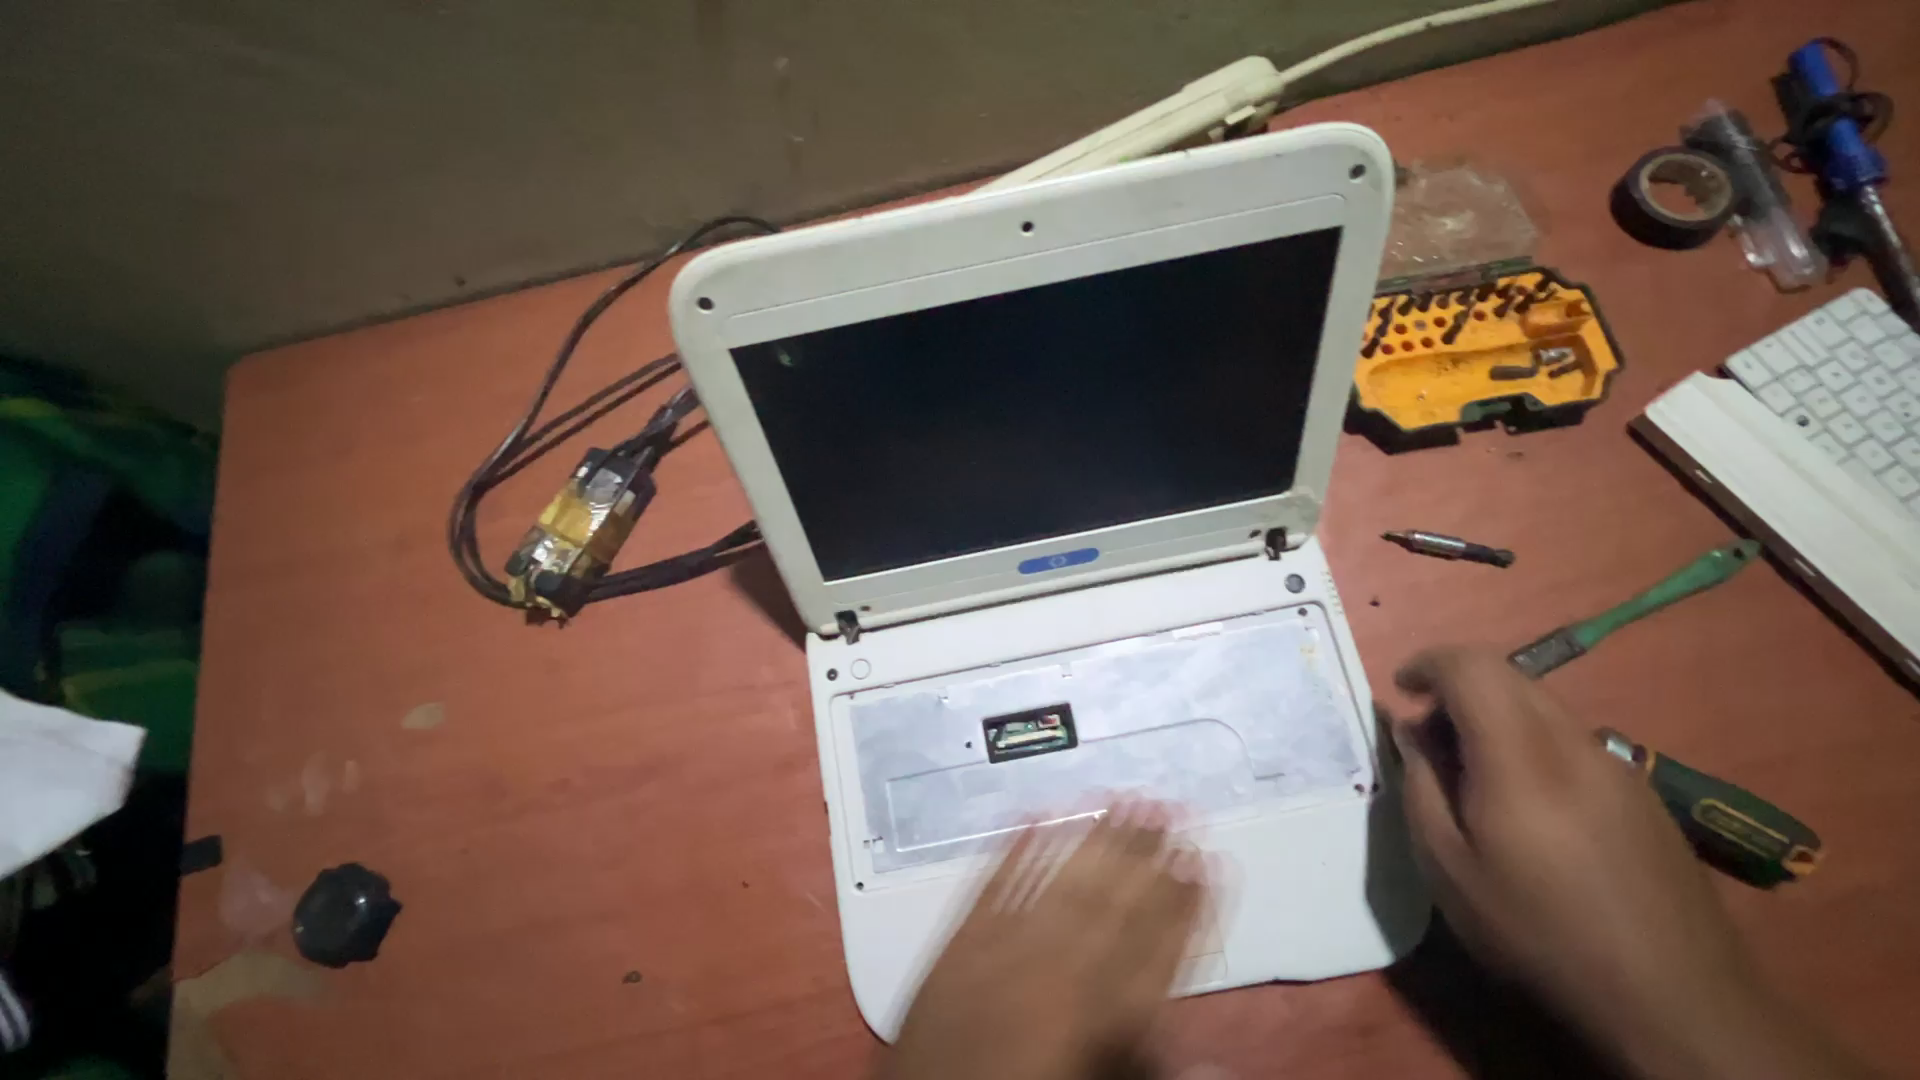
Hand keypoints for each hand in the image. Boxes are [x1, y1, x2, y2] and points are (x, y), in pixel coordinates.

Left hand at [880, 801, 1206, 1079]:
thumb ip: (1146, 1060)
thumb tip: (1211, 1057)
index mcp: (1096, 1022)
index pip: (1155, 952)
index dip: (1184, 904)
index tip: (1203, 862)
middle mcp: (1055, 976)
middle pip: (1111, 903)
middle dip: (1144, 853)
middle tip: (1168, 807)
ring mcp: (1003, 952)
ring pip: (1061, 885)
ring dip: (1093, 840)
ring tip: (1119, 799)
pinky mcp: (958, 945)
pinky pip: (992, 887)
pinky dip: (1014, 850)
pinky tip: (1033, 815)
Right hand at [1390, 646, 1873, 1079]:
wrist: (1675, 1000)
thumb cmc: (1537, 930)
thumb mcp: (1447, 864)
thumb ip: (1420, 783)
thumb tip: (1409, 729)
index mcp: (1521, 756)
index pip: (1472, 667)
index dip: (1428, 664)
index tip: (1400, 692)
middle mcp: (1574, 744)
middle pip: (1508, 677)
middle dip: (1457, 688)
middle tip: (1428, 741)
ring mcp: (1617, 767)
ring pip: (1541, 707)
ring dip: (1493, 717)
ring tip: (1472, 779)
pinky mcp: (1642, 794)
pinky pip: (1570, 741)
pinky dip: (1529, 743)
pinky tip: (1527, 808)